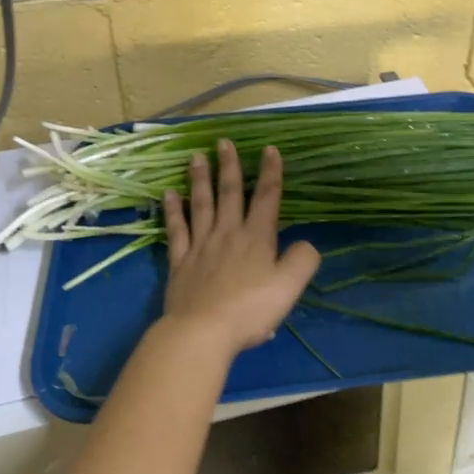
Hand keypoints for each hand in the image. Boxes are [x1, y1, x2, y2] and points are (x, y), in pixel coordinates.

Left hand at [160, 141, 319, 355]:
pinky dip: (173, 210)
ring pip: (200, 204)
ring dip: (199, 179)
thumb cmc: (250, 310)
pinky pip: (176, 229)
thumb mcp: (289, 287)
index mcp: (256, 238)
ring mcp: (201, 245)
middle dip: (229, 165)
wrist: (202, 331)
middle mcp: (228, 233)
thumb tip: (305, 243)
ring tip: (196, 156)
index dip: (270, 172)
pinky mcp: (180, 261)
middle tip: (223, 141)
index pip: (267, 198)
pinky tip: (168, 194)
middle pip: (229, 193)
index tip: (270, 149)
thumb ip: (302, 261)